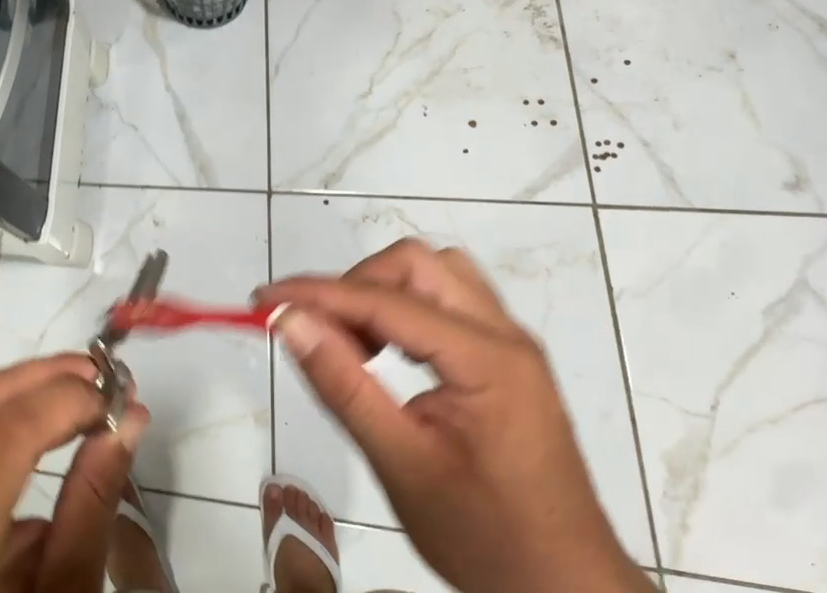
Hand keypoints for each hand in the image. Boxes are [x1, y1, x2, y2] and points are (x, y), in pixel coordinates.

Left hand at [0, 354, 149, 591]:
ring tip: (93, 386)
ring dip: (35, 383)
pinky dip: (16, 405)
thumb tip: (128, 418)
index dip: (68, 400)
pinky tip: (56, 409)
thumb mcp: (67, 588)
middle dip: (52, 376)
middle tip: (110, 376)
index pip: (11, 432)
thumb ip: (93, 500)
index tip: (121, 397)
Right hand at [259, 239, 651, 592]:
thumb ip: (342, 384)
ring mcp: (510, 347)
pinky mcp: (506, 363)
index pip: (385, 300)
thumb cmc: (485, 536)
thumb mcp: (401, 463)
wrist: (565, 589)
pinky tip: (381, 354)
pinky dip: (403, 311)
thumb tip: (288, 321)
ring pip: (435, 276)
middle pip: (417, 266)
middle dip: (354, 286)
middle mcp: (504, 336)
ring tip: (349, 343)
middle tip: (316, 333)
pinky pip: (447, 306)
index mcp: (486, 360)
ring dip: (381, 292)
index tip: (261, 301)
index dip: (316, 294)